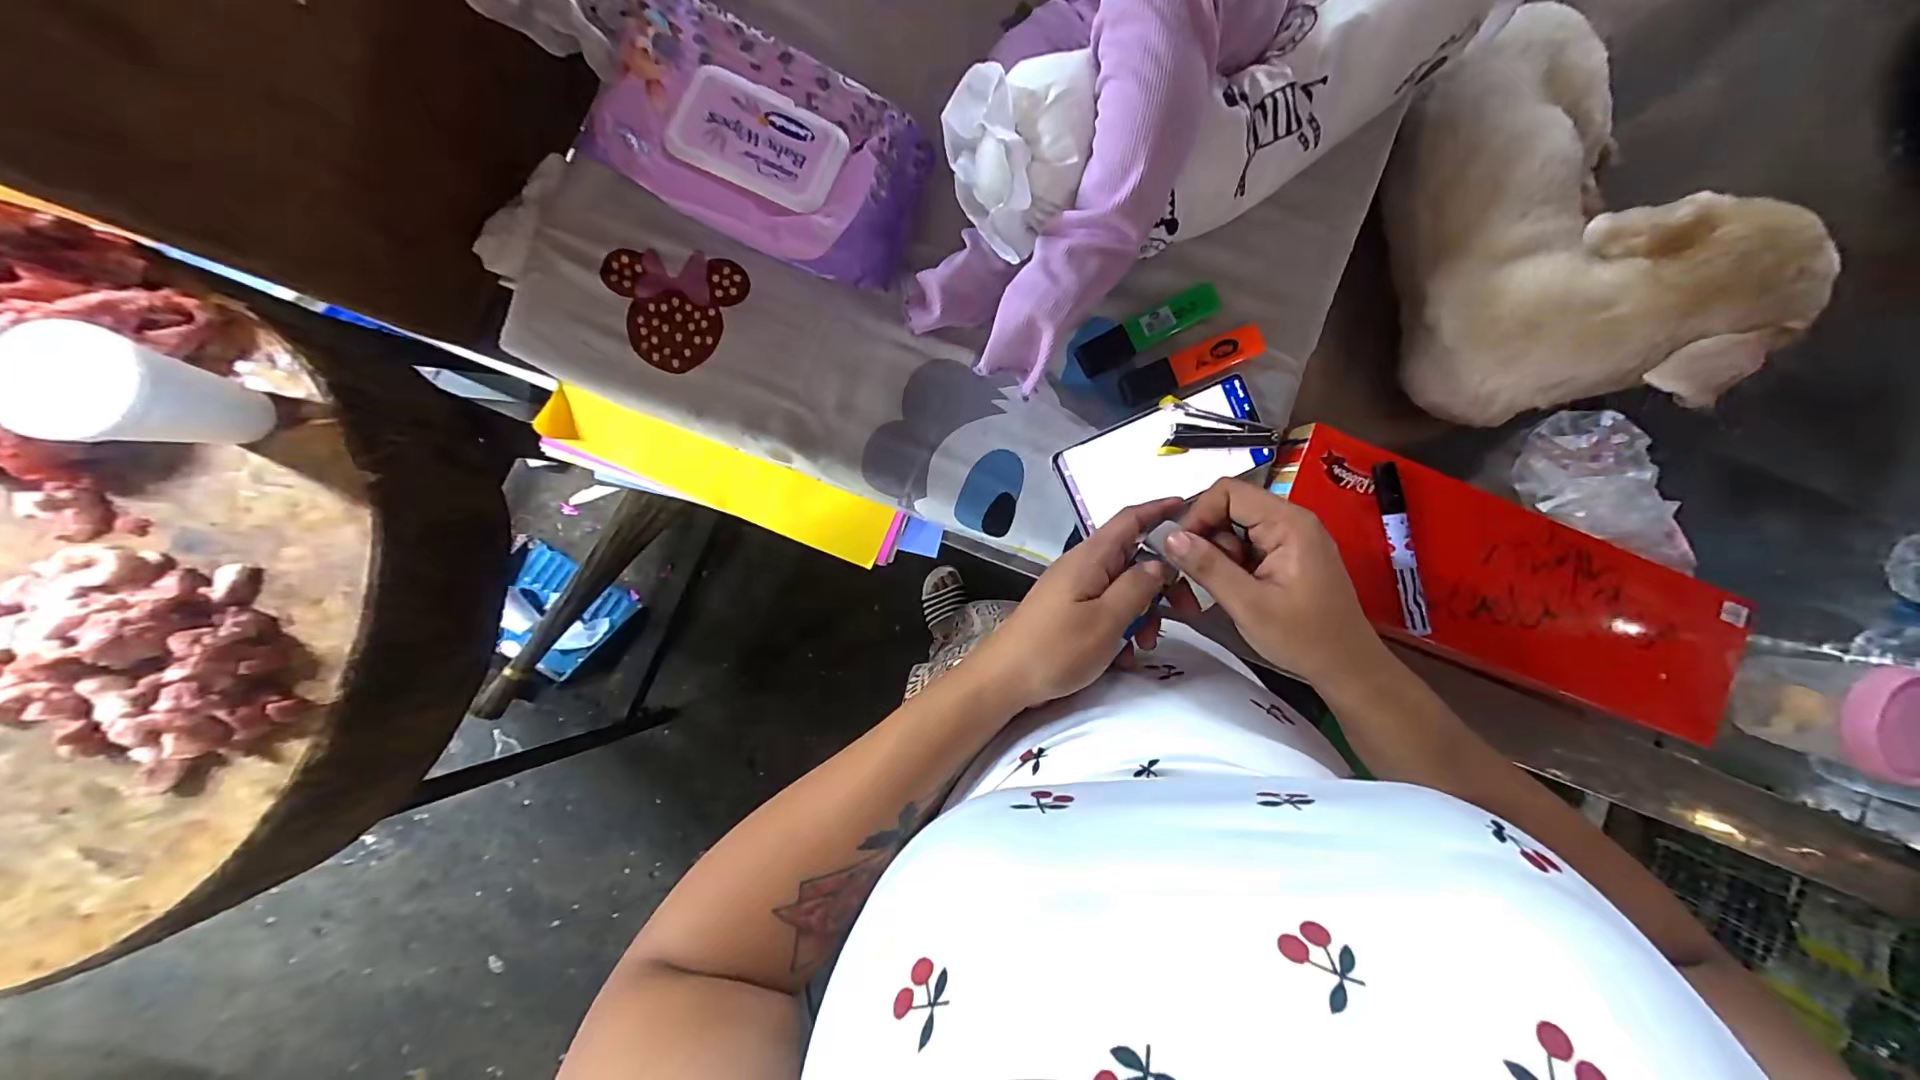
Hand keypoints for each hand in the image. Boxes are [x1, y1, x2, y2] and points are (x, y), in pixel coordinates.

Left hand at [966, 498, 1181, 709]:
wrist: (1004, 680)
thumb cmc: (1056, 648)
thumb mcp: (1107, 619)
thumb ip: (1138, 587)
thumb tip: (1161, 563)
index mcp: (1091, 557)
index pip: (1131, 519)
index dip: (1162, 510)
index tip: (1193, 509)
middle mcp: (1083, 566)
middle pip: (1135, 558)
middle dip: (1163, 582)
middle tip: (1188, 611)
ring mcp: (1075, 589)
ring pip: (1124, 589)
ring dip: (1144, 613)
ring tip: (1146, 645)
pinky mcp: (1069, 612)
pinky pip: (1107, 610)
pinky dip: (1122, 628)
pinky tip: (1124, 656)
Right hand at [1160, 478, 1388, 688]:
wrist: (1347, 667)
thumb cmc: (1305, 638)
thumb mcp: (1248, 604)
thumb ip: (1208, 566)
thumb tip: (1170, 537)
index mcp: (1289, 524)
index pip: (1228, 492)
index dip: (1198, 515)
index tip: (1181, 548)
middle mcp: (1290, 521)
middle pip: (1227, 509)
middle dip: (1203, 539)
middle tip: (1192, 575)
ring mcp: (1288, 538)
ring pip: (1231, 530)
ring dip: (1212, 557)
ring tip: (1208, 591)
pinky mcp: (1283, 555)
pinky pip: (1243, 547)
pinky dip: (1226, 566)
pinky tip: (1225, 591)